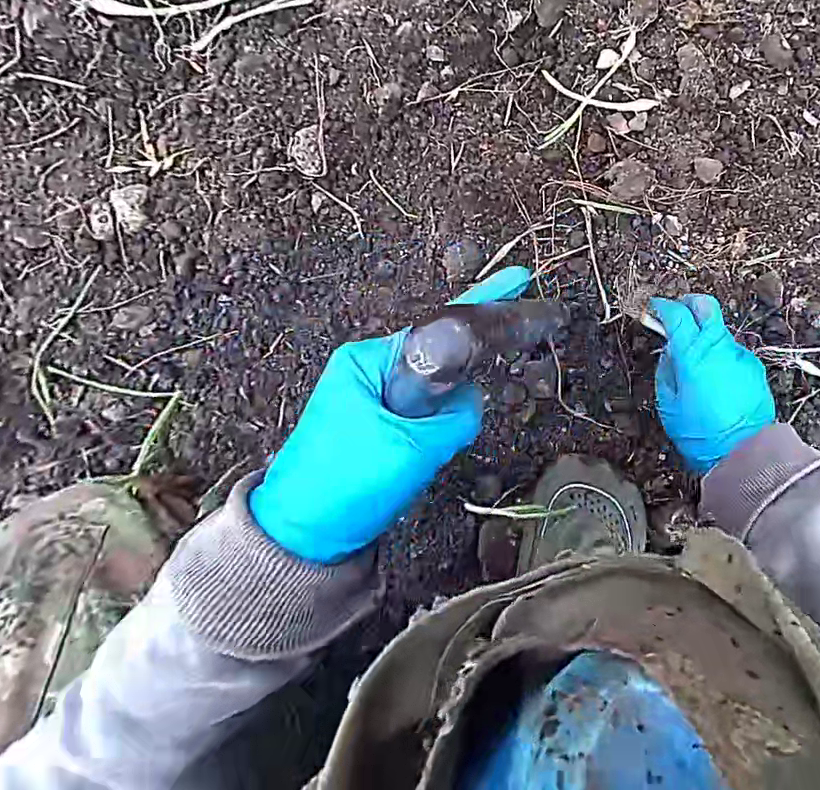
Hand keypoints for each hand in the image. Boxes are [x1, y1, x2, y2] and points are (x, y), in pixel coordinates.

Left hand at [249, 266, 533, 562]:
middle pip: (439, 353)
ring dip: (446, 412)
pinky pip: (422, 412)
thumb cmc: (343, 485)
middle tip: (510, 350)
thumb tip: (473, 400)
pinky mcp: (378, 422)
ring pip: (435, 388)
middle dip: (465, 371)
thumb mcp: (413, 448)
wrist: (301, 538)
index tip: (519, 280)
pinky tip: (433, 448)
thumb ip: (457, 416)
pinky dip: (436, 426)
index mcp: (369, 360)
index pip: (437, 323)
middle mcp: (370, 368)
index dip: (482, 301)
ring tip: (431, 447)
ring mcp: (372, 395)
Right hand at [650, 295, 775, 474]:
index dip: (662, 307)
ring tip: (694, 360)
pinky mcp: (754, 366)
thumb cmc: (704, 435)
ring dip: (705, 335)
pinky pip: (732, 352)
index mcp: (693, 354)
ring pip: (719, 330)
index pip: (677, 313)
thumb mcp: (669, 404)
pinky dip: (720, 356)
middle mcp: (719, 347)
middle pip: (705, 305)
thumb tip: (669, 352)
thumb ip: (666, 370)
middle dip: (688, 304)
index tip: (655, 309)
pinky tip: (714, 379)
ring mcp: (739, 355)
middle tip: (676, 315)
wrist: (746, 453)